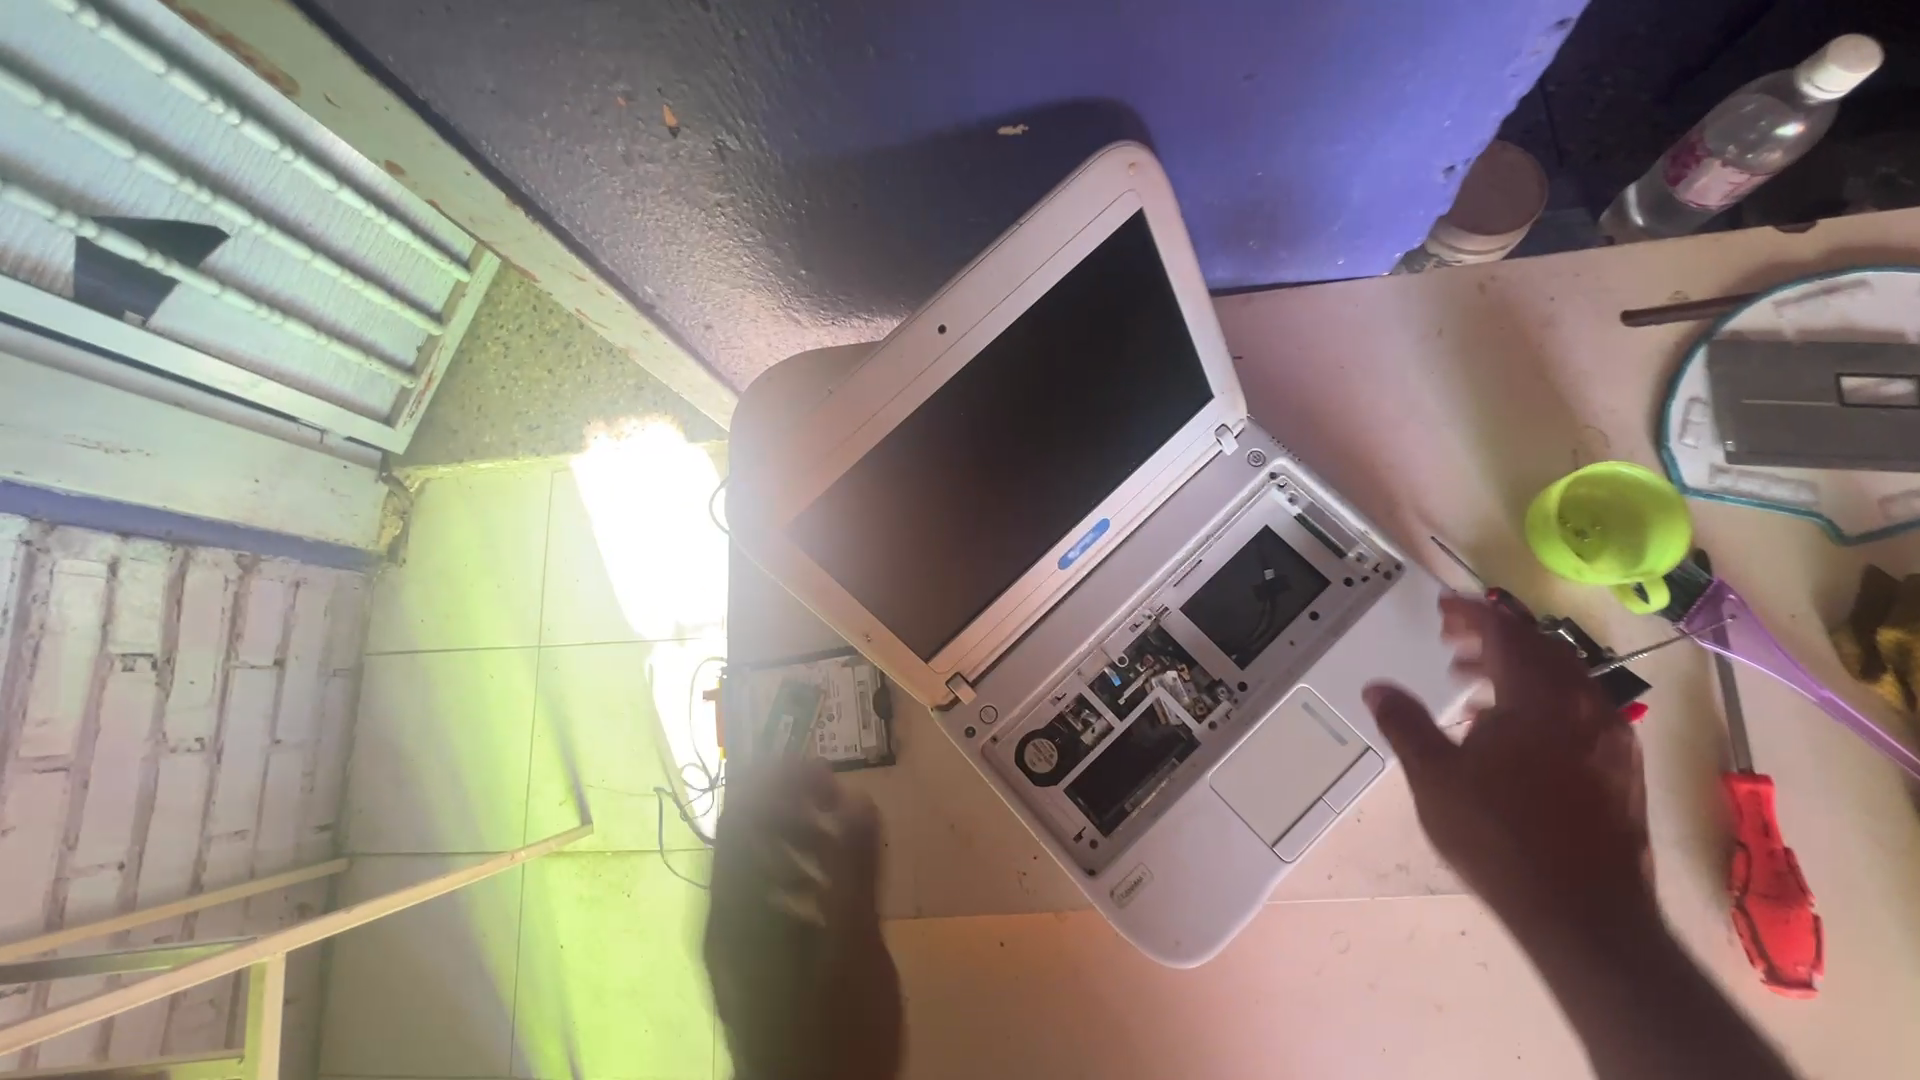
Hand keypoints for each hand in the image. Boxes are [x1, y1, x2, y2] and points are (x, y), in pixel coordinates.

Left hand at [704, 761, 901, 1079]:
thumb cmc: (835, 1032)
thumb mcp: (853, 948)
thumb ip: (854, 870)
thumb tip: (857, 797)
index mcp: (740, 906)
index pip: (742, 814)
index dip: (776, 778)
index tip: (824, 766)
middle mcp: (727, 916)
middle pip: (746, 834)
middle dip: (789, 802)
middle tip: (838, 792)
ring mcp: (736, 942)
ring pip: (757, 863)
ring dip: (795, 833)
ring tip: (843, 829)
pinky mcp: (752, 962)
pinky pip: (766, 894)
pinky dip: (797, 869)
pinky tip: (833, 878)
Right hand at [1364, 595, 1653, 937]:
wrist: (1582, 913)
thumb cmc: (1499, 837)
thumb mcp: (1433, 776)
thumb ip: (1404, 723)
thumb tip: (1377, 687)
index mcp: (1538, 698)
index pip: (1505, 632)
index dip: (1471, 613)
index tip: (1442, 607)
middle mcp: (1584, 707)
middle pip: (1541, 648)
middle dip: (1494, 638)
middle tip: (1452, 646)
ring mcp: (1610, 738)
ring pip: (1565, 679)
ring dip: (1519, 670)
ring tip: (1474, 689)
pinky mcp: (1621, 768)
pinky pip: (1581, 710)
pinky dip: (1543, 701)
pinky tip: (1512, 733)